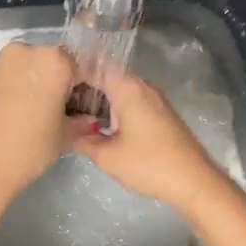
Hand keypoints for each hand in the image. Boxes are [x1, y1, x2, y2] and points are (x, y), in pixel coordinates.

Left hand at [0, 43, 76, 200]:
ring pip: (23, 69)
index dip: (83, 88)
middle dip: (56, 83)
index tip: (82, 107)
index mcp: (52, 60)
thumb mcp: (62, 138)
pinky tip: (9, 118)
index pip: (79, 67)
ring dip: (31, 86)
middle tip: (57, 112)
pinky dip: (10, 92)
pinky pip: (3, 79)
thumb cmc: (26, 149)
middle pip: (49, 63)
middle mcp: (23, 52)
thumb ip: (79, 123)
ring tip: (31, 117)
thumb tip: (86, 120)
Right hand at [69, 72, 231, 209]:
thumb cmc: (149, 164)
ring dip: (98, 99)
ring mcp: (154, 99)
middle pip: (107, 75)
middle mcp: (142, 86)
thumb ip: (82, 140)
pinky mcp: (160, 113)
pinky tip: (99, 124)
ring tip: (72, 114)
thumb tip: (64, 131)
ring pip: (119, 89)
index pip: (95, 65)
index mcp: (127, 87)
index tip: (52, 83)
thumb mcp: (107, 156)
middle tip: (57, 101)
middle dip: (82, 86)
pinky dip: (113, 107)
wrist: (193, 180)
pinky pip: (131, 101)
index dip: (72, 70)